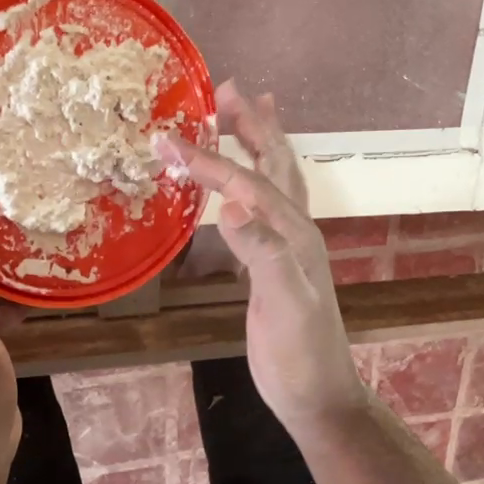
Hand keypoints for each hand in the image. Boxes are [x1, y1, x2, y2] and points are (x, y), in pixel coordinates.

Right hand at [156, 82, 370, 421]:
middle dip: (251, 124)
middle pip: (273, 163)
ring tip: (246, 113)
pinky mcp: (275, 265)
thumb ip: (264, 255)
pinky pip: (262, 208)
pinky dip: (250, 182)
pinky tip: (237, 187)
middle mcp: (295, 229)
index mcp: (294, 232)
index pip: (245, 182)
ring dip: (259, 143)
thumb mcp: (285, 306)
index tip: (166, 139)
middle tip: (227, 88)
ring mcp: (287, 246)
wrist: (317, 395)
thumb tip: (231, 206)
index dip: (207, 159)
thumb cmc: (299, 356)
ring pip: (274, 181)